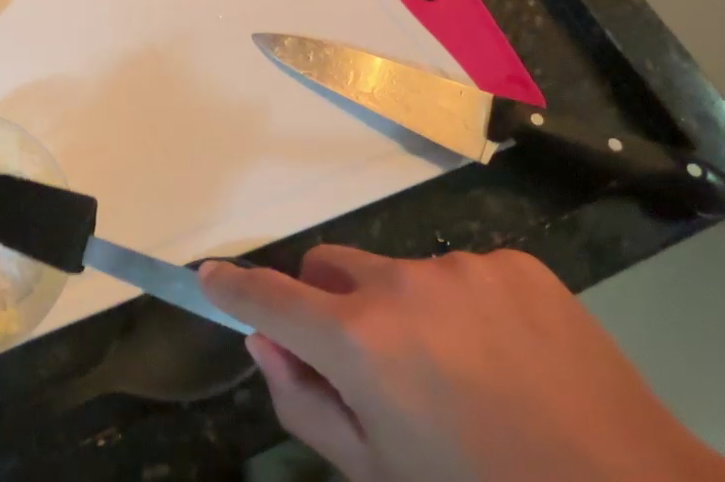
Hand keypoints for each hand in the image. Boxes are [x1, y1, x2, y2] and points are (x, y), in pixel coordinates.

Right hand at [200, 246, 724, 481]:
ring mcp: (462, 267)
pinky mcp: (515, 263)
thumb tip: (263, 345)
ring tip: (461, 375)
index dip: (233, 288)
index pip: (269, 298)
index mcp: (359, 342)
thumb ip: (303, 403)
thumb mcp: (378, 472)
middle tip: (370, 364)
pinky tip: (506, 359)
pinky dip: (460, 307)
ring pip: (398, 273)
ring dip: (402, 311)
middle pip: (330, 267)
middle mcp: (402, 285)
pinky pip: (459, 273)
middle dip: (329, 303)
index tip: (209, 277)